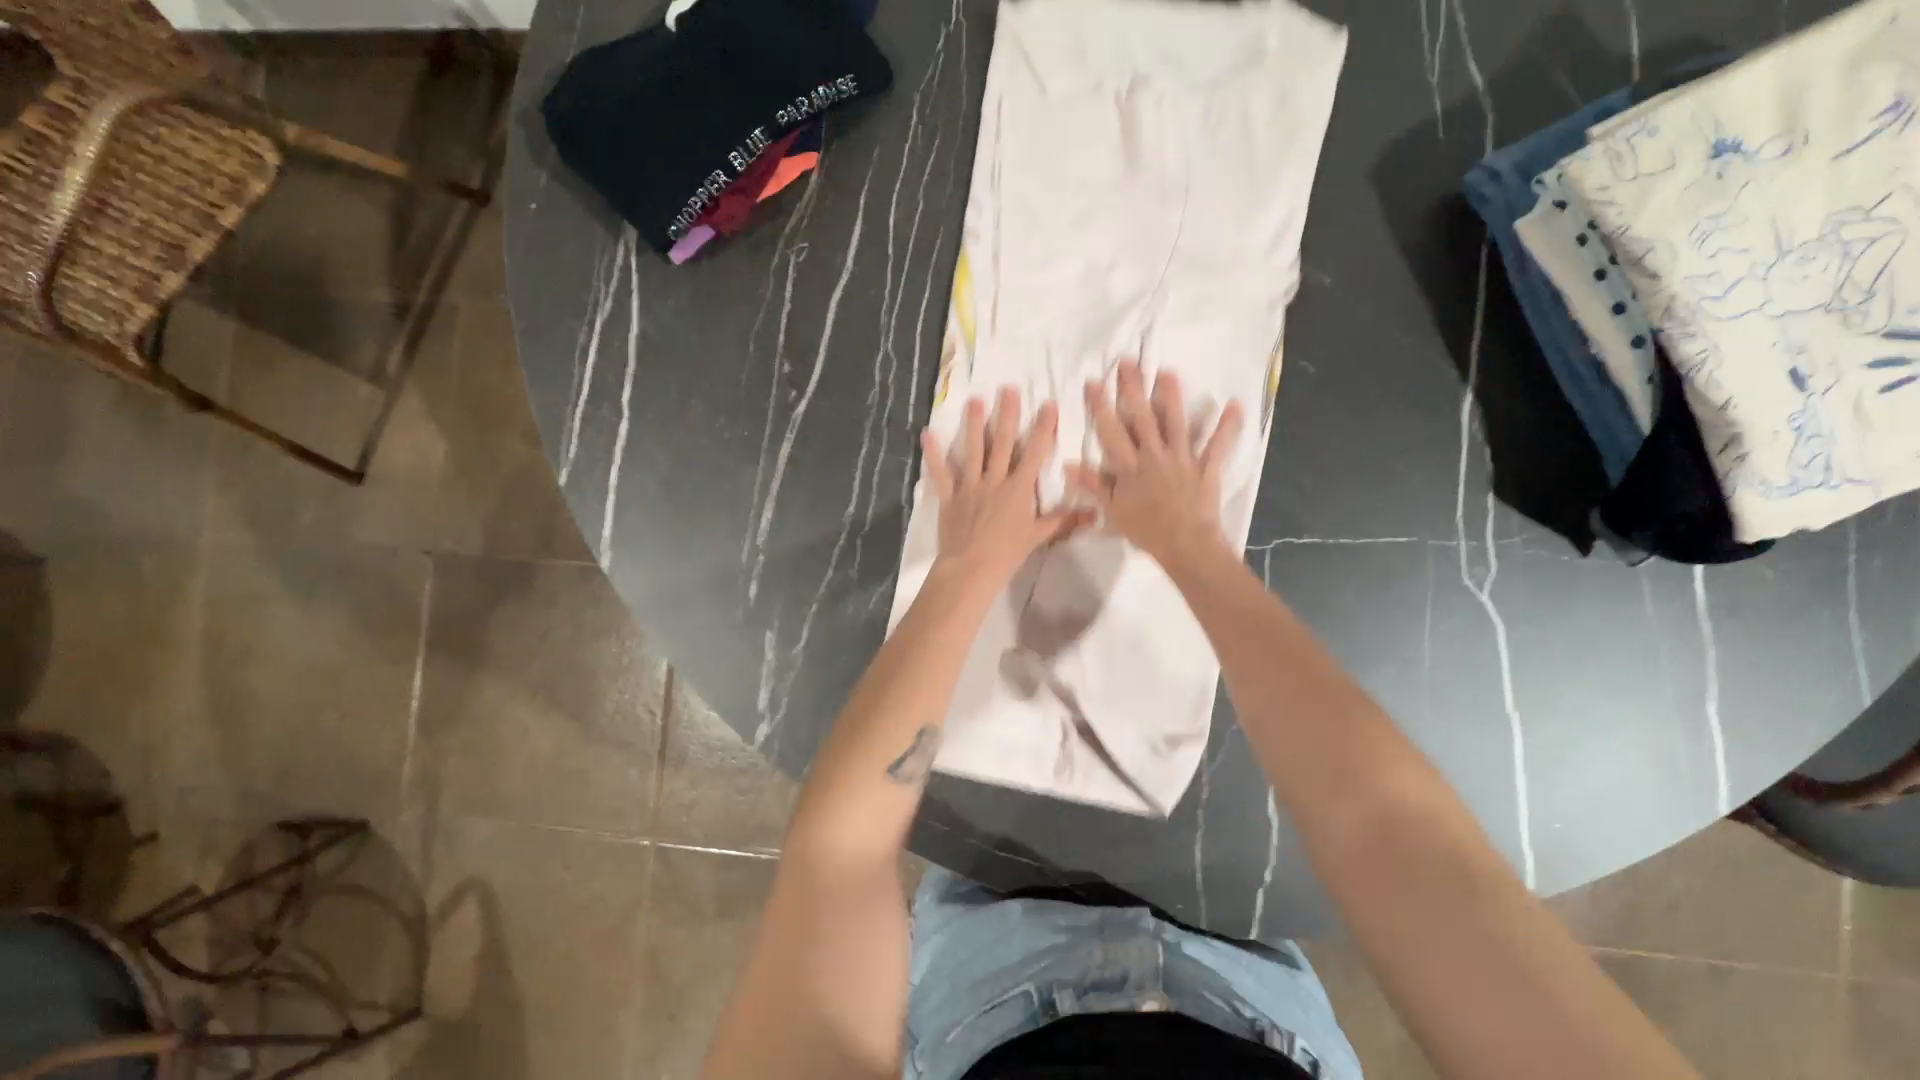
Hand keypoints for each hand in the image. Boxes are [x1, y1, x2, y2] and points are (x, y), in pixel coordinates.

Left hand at [921, 388, 1090, 588]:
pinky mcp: (950, 496)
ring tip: (975, 400)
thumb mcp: (1039, 536)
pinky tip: (927, 434)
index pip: (1034, 453)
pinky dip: (933, 454)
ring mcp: (970, 486)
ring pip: (973, 450)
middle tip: (1008, 388)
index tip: (1048, 404)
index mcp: (1019, 489)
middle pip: (1002, 443)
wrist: (971, 568)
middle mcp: (995, 480)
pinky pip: (940, 472)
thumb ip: (1064, 520)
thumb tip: (1095, 513)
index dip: (1043, 428)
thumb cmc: (1008, 553)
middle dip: (1007, 415)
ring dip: (973, 424)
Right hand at [1067, 361, 1244, 569]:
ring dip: (1172, 397)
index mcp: (1130, 467)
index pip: (1111, 431)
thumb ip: (1094, 486)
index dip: (1101, 406)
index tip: (1094, 383)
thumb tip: (1069, 466)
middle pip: (1142, 418)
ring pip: (1176, 423)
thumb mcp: (1113, 511)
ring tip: (1168, 372)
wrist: (1185, 544)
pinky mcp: (1206, 467)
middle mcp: (1154, 455)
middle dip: (1133, 389)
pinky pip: (1218, 444)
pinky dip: (1228, 426)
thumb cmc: (1146, 531)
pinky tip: (1234, 406)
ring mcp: (1182, 459)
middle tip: (1128, 363)